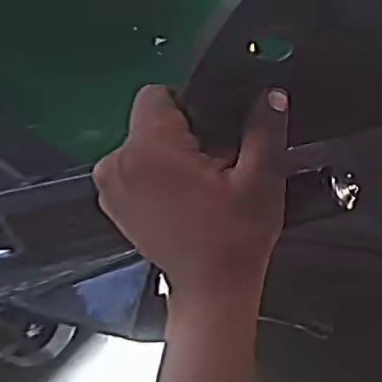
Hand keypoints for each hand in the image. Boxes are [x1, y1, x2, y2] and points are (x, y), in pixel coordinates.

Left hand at [94, 85, 287, 302]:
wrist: (213, 286)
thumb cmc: (236, 237)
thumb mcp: (262, 177)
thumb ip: (264, 129)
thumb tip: (270, 96)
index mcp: (149, 151)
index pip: (159, 94)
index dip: (195, 105)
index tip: (219, 134)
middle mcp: (118, 164)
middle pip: (154, 120)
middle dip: (190, 134)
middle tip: (221, 167)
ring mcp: (111, 186)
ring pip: (147, 143)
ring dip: (177, 154)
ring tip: (207, 186)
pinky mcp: (115, 202)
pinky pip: (139, 167)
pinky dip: (163, 174)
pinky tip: (190, 198)